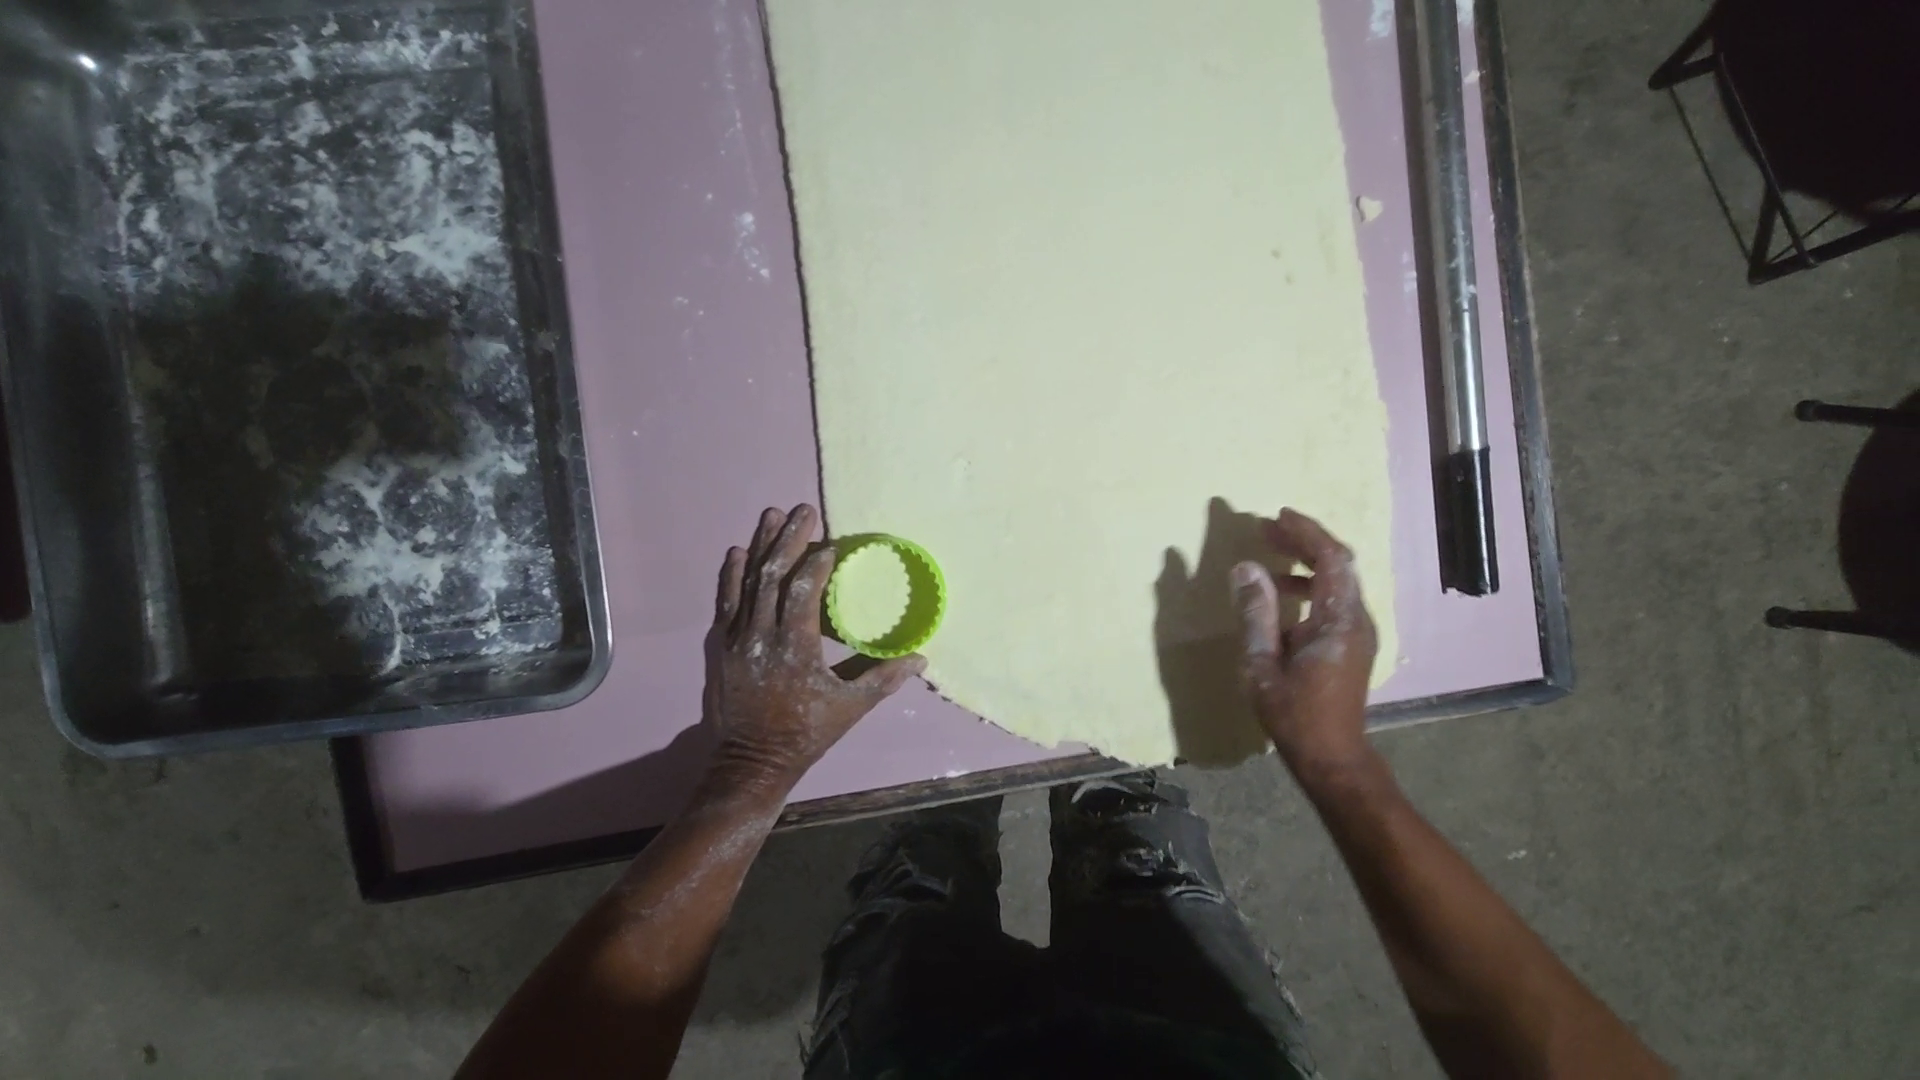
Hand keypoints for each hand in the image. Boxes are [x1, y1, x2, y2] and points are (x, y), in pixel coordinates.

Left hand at [702, 504, 926, 794]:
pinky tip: (738, 552)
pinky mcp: (720, 646)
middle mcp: (761, 635)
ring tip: (771, 515)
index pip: (803, 591)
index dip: (817, 562)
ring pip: (747, 582)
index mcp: (795, 647)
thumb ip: (884, 679)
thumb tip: (921, 657)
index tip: (830, 542)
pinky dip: (730, 574)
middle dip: (789, 539)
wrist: (749, 762)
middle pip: (773, 575)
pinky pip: (725, 601)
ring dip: (760, 546)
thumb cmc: (806, 733)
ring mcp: (736, 639)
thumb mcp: (850, 709)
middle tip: (803, 510)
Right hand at [1232, 508, 1379, 786]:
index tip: (1277, 516)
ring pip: (1338, 580)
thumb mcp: (1263, 663)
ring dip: (1305, 561)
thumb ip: (1256, 612)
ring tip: (1269, 552)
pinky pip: (1335, 599)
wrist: (1331, 755)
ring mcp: (1358, 631)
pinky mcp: (1352, 643)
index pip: (1331, 559)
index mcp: (1338, 621)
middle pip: (1338, 564)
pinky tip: (1281, 591)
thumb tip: (1246, 567)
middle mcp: (1357, 619)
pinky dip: (1310, 584)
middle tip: (1267, 528)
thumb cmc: (1294, 713)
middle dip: (1304, 540)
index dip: (1306, 532)